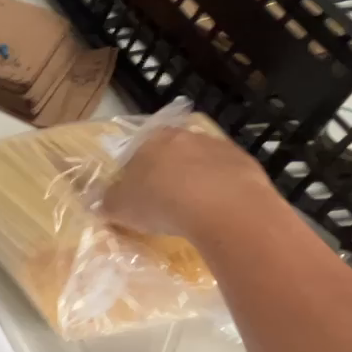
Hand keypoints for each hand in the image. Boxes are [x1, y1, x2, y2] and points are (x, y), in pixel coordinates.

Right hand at [101, 122, 274, 240]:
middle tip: (164, 203)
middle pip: (172, 155)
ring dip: (197, 183)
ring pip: (202, 165)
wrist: (225, 210)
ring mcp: (221, 149)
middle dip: (168, 175)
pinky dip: (222, 193)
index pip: (137, 151)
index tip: (137, 195)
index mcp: (151, 139)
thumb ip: (107, 203)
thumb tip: (101, 204)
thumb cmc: (161, 202)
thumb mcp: (118, 208)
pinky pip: (229, 179)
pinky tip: (217, 215)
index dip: (135, 173)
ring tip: (193, 213)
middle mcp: (187, 136)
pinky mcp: (250, 166)